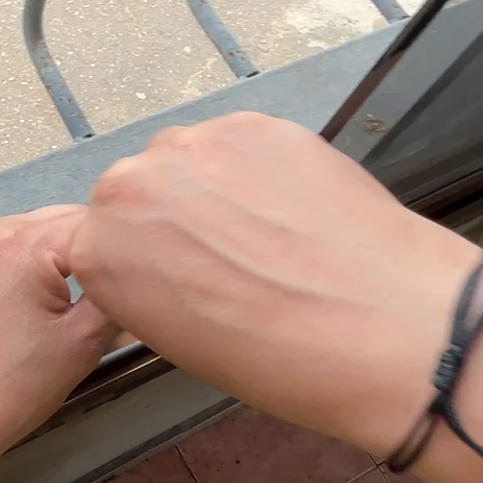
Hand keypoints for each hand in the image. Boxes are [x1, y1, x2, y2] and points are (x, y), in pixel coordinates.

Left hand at [0, 205, 119, 477]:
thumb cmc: (11, 388)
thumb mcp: (83, 342)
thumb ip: (116, 295)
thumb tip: (136, 272)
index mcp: (25, 242)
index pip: (97, 223)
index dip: (125, 249)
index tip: (142, 278)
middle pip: (69, 219)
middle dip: (97, 249)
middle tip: (119, 289)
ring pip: (44, 229)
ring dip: (70, 254)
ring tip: (87, 295)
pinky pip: (18, 244)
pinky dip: (40, 260)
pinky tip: (51, 296)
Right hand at [70, 111, 480, 451]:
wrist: (384, 330)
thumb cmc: (280, 358)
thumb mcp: (177, 339)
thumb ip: (142, 283)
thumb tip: (157, 255)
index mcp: (98, 251)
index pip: (97, 238)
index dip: (140, 255)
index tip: (170, 266)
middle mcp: (130, 187)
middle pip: (136, 189)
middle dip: (170, 214)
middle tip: (222, 248)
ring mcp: (192, 147)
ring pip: (185, 159)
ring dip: (210, 184)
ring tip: (264, 225)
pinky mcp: (252, 124)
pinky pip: (235, 142)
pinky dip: (256, 167)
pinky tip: (290, 205)